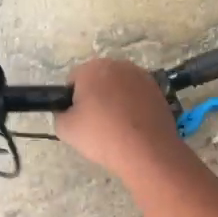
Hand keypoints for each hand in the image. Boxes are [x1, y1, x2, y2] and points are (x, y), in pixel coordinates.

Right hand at [56, 58, 185, 177]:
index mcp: (93, 68)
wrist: (147, 151)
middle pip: (98, 79)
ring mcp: (141, 75)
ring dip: (115, 99)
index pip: (74, 79)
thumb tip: (68, 111)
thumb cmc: (102, 136)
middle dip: (95, 95)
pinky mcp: (157, 89)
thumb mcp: (65, 129)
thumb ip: (60, 114)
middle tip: (96, 123)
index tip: (79, 119)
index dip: (72, 99)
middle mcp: (118, 65)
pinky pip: (136, 94)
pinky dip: (132, 105)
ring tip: (117, 126)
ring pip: (118, 86)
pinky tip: (133, 126)